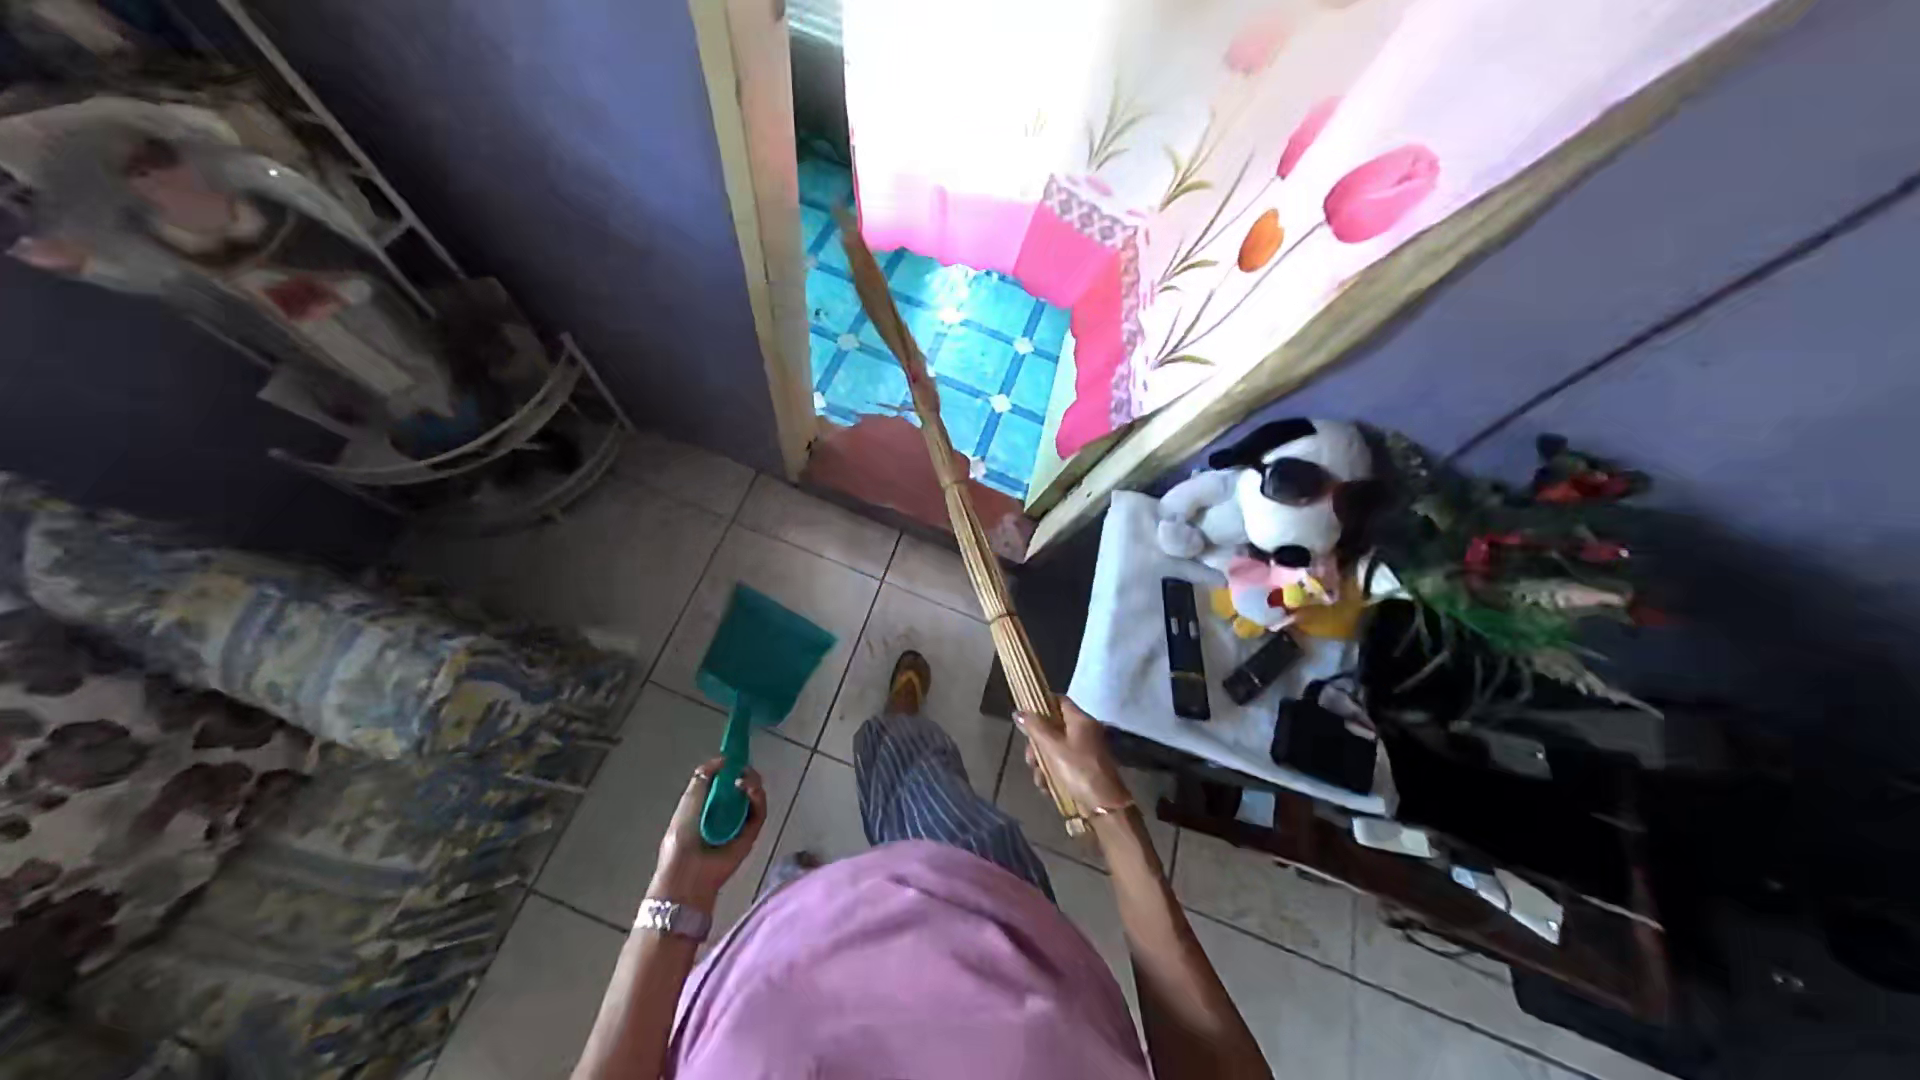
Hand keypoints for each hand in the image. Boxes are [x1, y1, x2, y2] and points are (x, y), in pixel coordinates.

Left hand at [648, 757, 766, 909]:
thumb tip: (722, 759)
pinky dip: (758, 798)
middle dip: (745, 774)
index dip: (731, 769)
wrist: (687, 873)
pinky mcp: (751, 834)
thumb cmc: (681, 840)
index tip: (734, 758)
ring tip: (744, 780)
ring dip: (752, 784)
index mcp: (708, 806)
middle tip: (743, 768)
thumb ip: (702, 779)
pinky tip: (749, 789)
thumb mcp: (687, 804)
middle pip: (743, 787)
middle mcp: (726, 813)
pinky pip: (759, 812)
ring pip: (754, 797)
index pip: (725, 782)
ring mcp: (739, 823)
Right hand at [1014, 696, 1132, 813]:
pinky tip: (1047, 788)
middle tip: (1030, 759)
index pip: (1059, 701)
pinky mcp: (1084, 769)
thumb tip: (1019, 712)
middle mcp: (1084, 732)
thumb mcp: (1053, 748)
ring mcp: (1085, 751)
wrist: (1105, 806)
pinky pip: (1062, 765)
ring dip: (1042, 764)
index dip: (1041, 705)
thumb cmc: (1079, 771)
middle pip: (1053, 728)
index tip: (1025, 717)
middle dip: (1037, 745)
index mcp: (1081, 721)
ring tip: (1040, 780)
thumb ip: (1035, 728)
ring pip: (1054, 749)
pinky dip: (1052, 775)